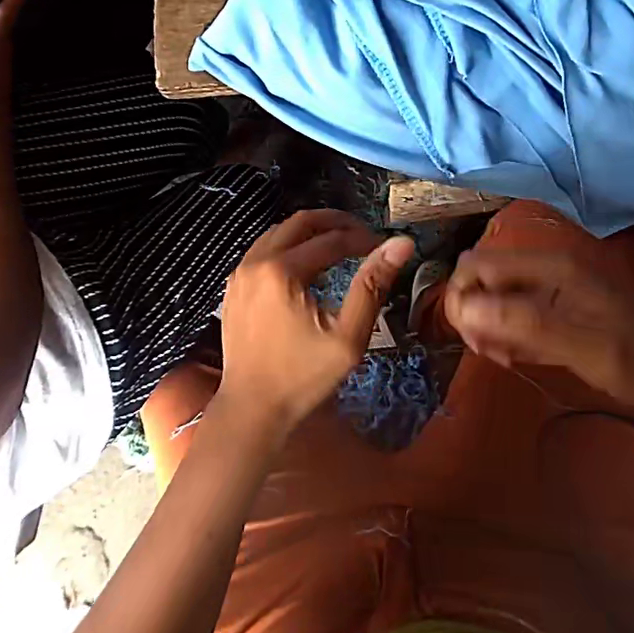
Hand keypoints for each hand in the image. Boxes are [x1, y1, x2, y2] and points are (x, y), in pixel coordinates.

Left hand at [217, 211, 414, 440]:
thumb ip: (372, 285)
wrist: (252, 410)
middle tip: (363, 234)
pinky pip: (262, 251)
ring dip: (309, 232)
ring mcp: (239, 274)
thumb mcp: (348, 336)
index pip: (331, 239)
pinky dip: (287, 247)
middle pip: (300, 222)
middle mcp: (255, 262)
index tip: (384, 248)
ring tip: (338, 243)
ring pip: (278, 232)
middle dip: (335, 223)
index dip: (362, 239)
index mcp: (281, 270)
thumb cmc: (303, 377)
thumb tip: (400, 245)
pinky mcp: (233, 288)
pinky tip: (305, 264)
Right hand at [443, 246, 633, 415]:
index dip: (461, 296)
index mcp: (551, 266)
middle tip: (485, 350)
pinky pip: (509, 312)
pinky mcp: (552, 307)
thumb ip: (526, 326)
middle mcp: (544, 269)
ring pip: (491, 295)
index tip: (469, 337)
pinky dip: (502, 333)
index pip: (478, 264)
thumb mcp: (587, 348)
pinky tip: (514, 357)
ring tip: (502, 358)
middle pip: (480, 276)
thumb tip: (465, 309)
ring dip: (485, 325)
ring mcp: (548, 287)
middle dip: (471, 311)